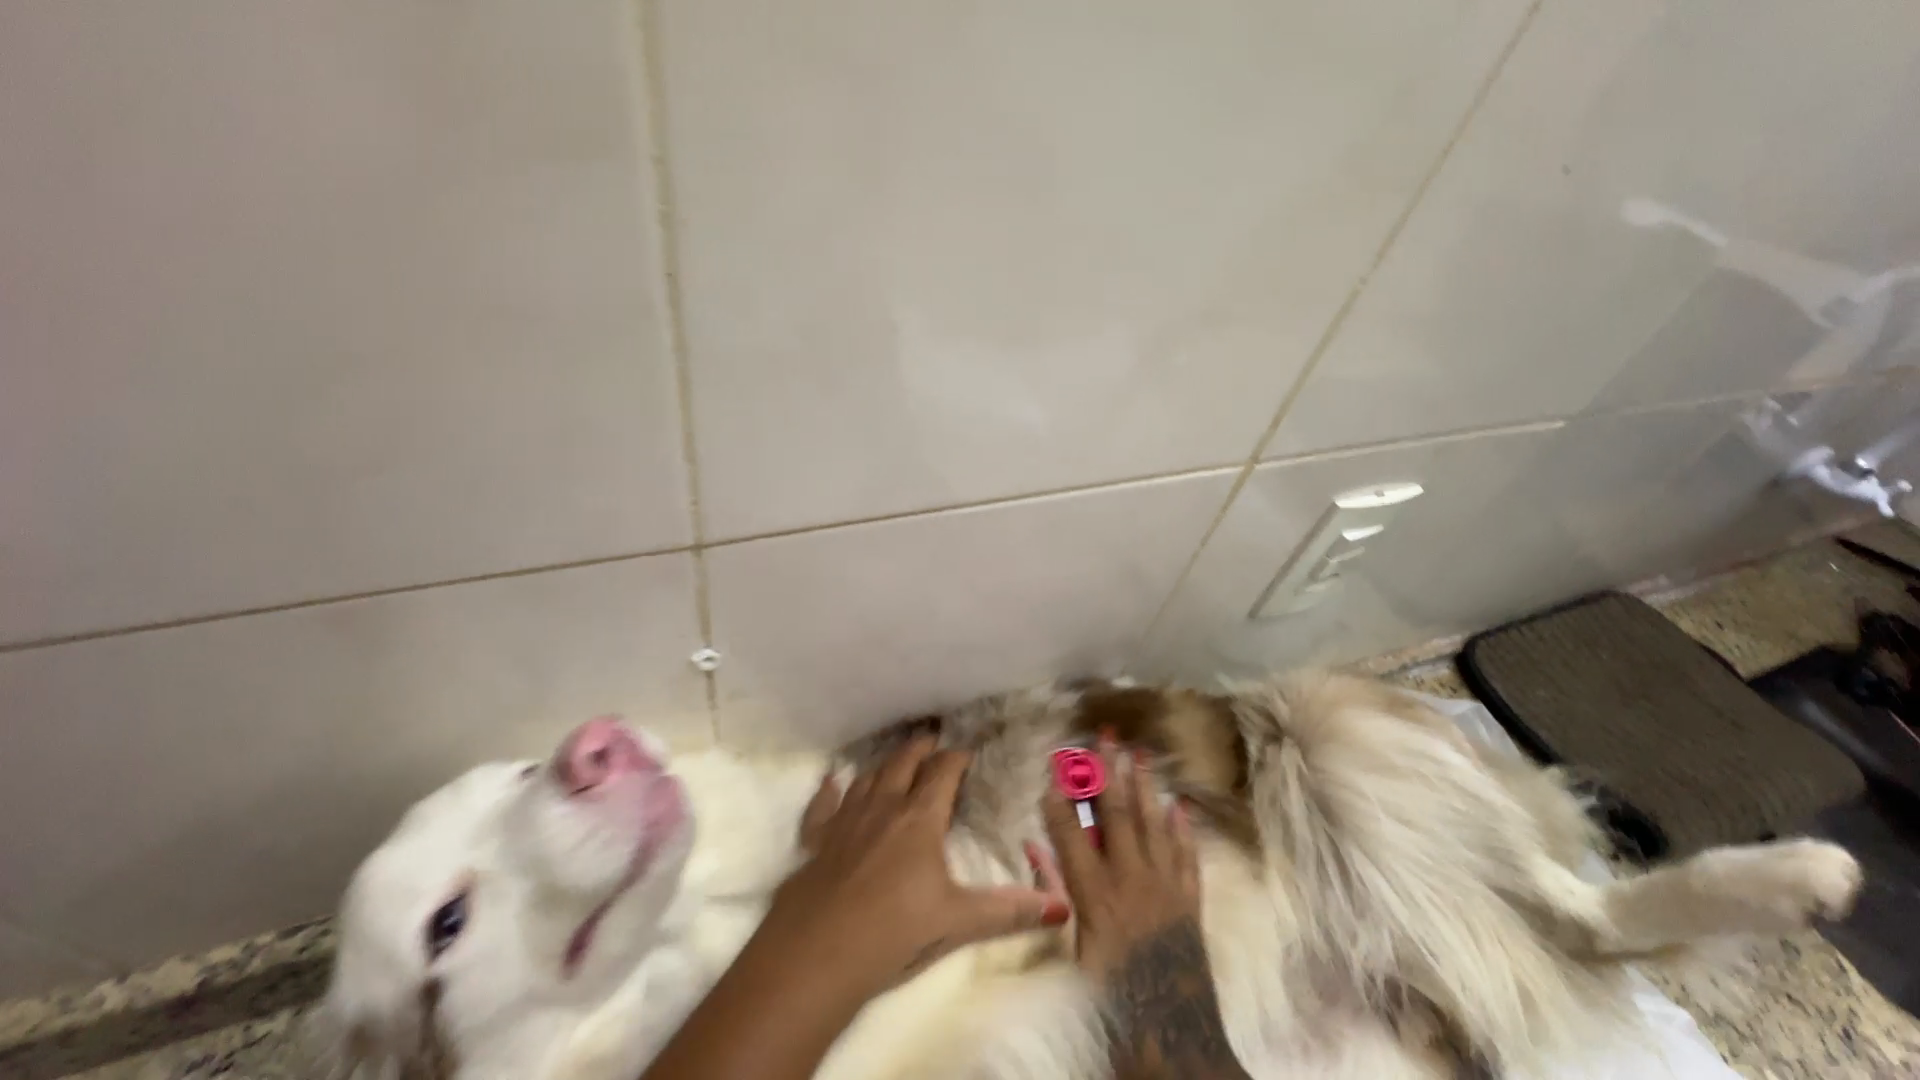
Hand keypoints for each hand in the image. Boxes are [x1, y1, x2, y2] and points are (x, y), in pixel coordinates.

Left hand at [761, 736, 1069, 1004]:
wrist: (817, 952)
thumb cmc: (894, 931)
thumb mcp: (958, 923)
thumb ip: (1008, 912)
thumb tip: (1062, 908)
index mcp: (919, 819)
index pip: (942, 773)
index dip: (957, 758)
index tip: (968, 752)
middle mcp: (882, 808)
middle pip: (902, 763)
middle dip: (920, 749)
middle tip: (932, 741)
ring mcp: (844, 821)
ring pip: (866, 779)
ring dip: (883, 766)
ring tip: (895, 762)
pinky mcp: (815, 841)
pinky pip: (822, 806)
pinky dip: (829, 791)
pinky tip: (830, 783)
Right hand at [1041, 738, 1251, 1079]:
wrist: (1171, 1031)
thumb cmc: (1110, 995)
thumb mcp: (1071, 951)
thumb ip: (1055, 895)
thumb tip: (1034, 849)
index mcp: (1094, 894)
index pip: (1071, 833)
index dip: (1060, 798)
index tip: (1054, 766)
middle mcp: (1130, 879)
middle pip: (1116, 815)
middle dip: (1106, 773)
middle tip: (1103, 736)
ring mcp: (1165, 885)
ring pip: (1153, 824)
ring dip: (1144, 787)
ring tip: (1139, 753)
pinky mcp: (1190, 899)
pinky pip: (1187, 855)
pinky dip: (1182, 829)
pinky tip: (1179, 805)